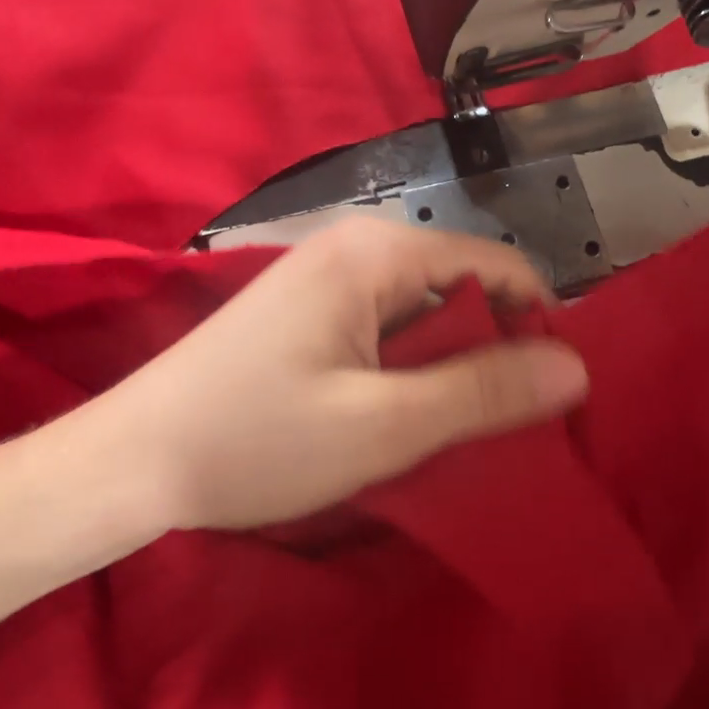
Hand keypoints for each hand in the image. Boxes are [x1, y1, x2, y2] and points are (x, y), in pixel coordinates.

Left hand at [49, 219, 588, 536]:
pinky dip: (407, 370)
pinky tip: (402, 420)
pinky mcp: (307, 313)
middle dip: (490, 352)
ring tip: (457, 433)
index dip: (535, 325)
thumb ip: (484, 391)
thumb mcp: (384, 424)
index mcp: (377, 251)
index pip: (498, 265)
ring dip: (447, 368)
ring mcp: (325, 278)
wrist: (131, 462)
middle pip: (459, 287)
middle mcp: (355, 246)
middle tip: (505, 429)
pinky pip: (384, 330)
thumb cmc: (257, 438)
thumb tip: (577, 367)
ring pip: (422, 314)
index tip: (554, 397)